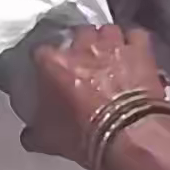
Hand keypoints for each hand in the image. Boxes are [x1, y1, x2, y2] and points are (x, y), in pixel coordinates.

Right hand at [22, 25, 169, 169]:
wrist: (131, 138)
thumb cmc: (87, 136)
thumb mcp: (49, 140)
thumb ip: (33, 132)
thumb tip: (29, 136)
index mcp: (53, 63)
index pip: (40, 51)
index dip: (44, 61)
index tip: (48, 71)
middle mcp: (81, 47)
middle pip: (75, 33)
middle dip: (78, 45)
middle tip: (81, 62)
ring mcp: (112, 45)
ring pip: (106, 30)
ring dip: (106, 40)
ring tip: (107, 54)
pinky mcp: (139, 51)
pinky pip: (136, 35)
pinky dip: (133, 42)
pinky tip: (131, 52)